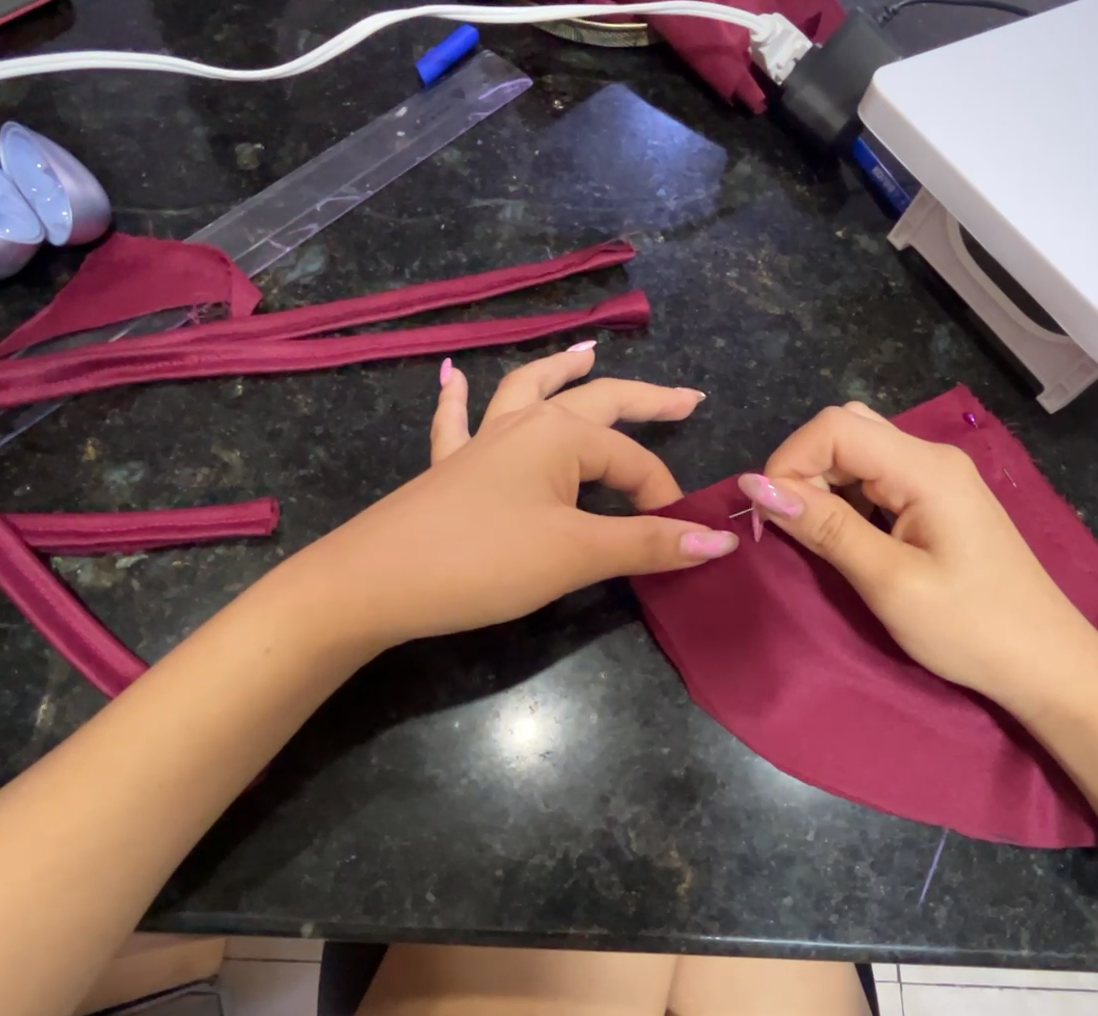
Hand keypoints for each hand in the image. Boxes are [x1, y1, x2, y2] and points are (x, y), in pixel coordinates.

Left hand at [297, 344, 738, 649]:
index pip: (634, 463)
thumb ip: (648, 543)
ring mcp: (481, 443)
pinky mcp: (448, 468)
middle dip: (645, 399)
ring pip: (528, 392)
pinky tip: (453, 376)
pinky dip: (460, 398)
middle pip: (596, 402)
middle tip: (686, 397)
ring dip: (560, 371)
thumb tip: (723, 539)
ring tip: (586, 352)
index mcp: (561, 435)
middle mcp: (524, 425)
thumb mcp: (576, 554)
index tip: (685, 542)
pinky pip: (457, 422)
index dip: (665, 501)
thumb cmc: (484, 562)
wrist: (374, 582)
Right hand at [741, 402, 1097, 717]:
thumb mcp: (888, 581)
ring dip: (823, 484)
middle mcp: (932, 458)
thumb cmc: (969, 627)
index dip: (788, 461)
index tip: (768, 515)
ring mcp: (939, 478)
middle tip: (790, 527)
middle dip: (803, 469)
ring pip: (859, 451)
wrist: (1045, 664)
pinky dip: (847, 497)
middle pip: (846, 429)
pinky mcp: (939, 501)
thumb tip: (756, 486)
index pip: (834, 427)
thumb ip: (825, 527)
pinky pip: (877, 477)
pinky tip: (848, 536)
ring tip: (816, 536)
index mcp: (925, 468)